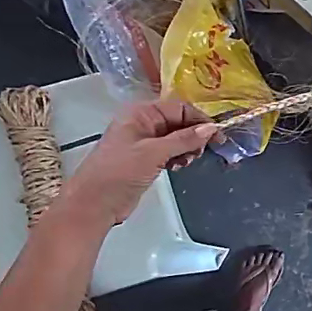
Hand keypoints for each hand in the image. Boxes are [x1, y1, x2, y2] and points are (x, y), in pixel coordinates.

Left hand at [54, 98, 218, 231]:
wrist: (94, 203)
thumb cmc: (119, 172)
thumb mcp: (153, 153)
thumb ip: (184, 139)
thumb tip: (211, 128)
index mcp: (140, 113)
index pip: (178, 107)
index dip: (199, 119)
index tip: (217, 135)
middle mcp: (142, 123)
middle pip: (178, 121)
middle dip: (193, 135)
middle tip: (201, 152)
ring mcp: (143, 142)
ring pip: (176, 138)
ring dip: (187, 148)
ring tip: (187, 162)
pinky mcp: (145, 160)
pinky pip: (169, 152)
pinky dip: (178, 157)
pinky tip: (179, 167)